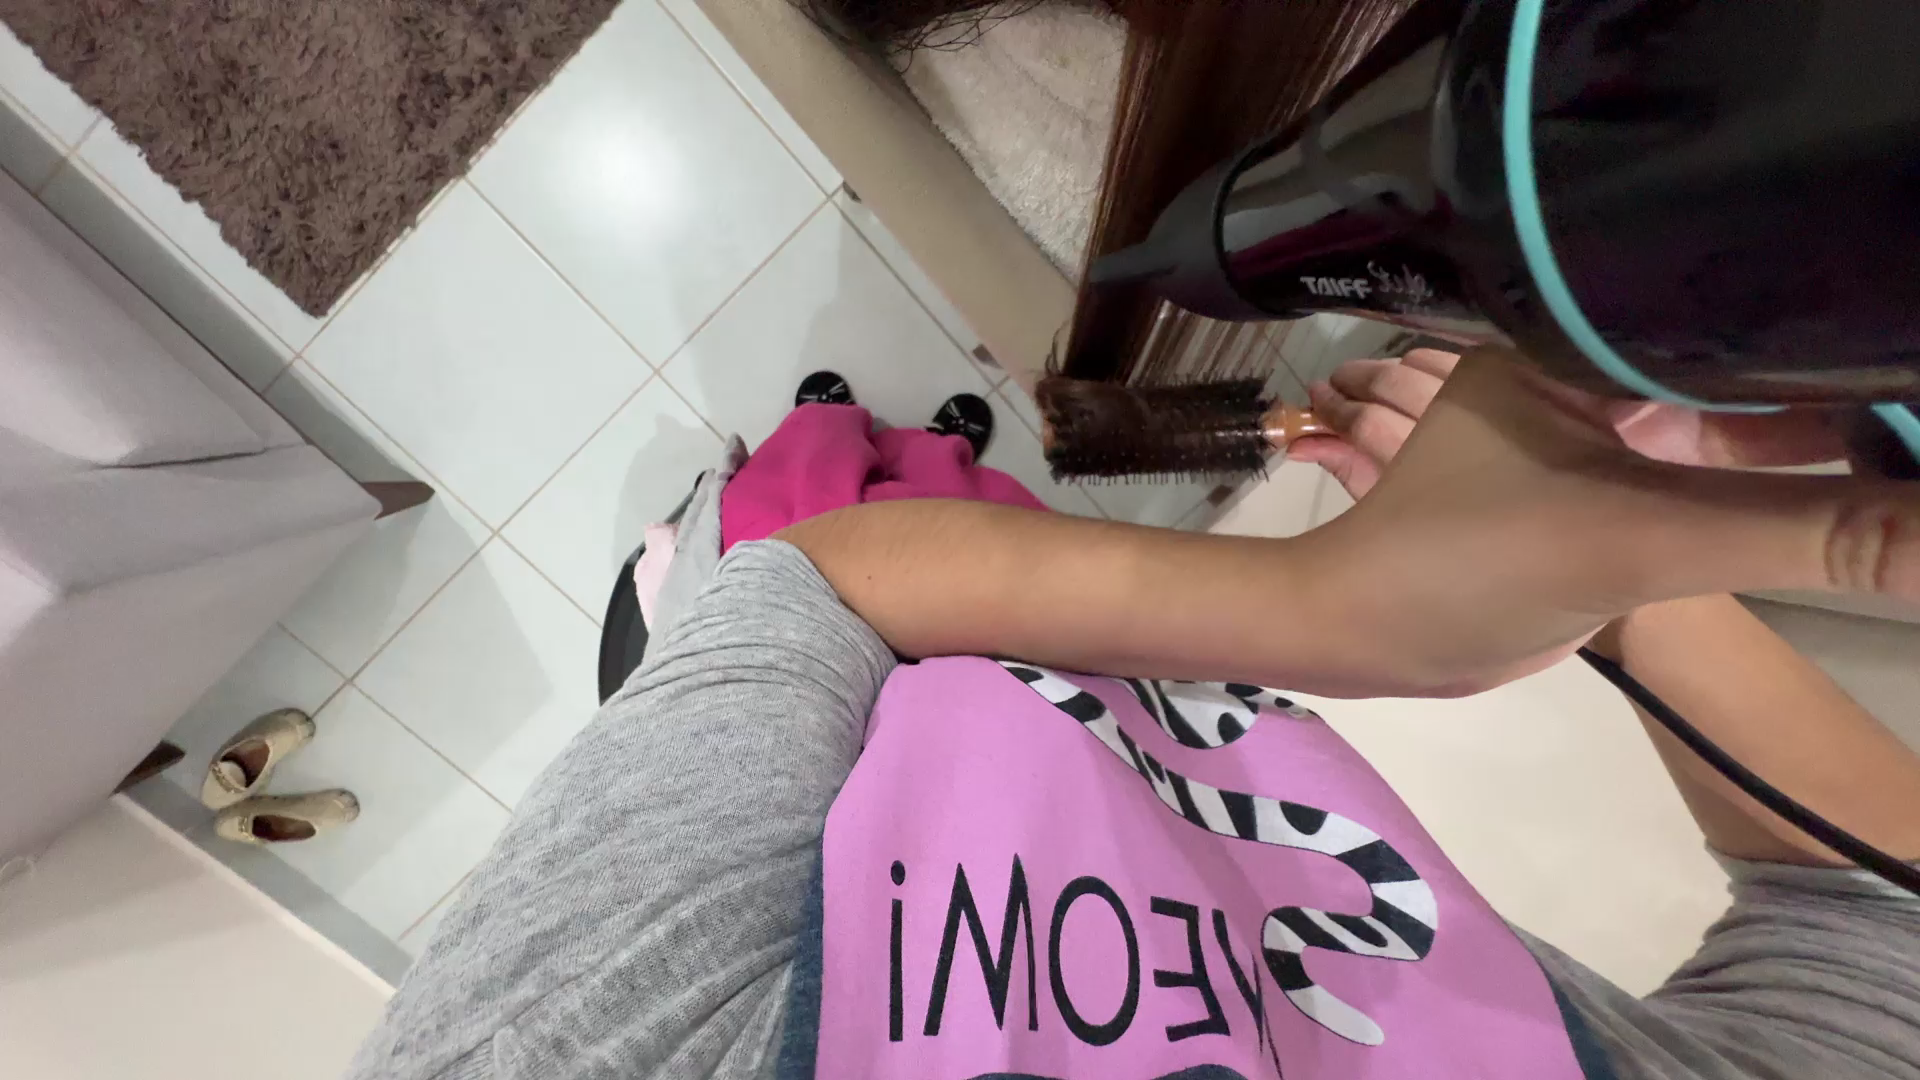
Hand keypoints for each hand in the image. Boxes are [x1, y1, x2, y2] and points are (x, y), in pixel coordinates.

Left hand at [1284, 347, 1918, 694]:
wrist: (1379, 636)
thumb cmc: (1462, 567)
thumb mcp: (1638, 539)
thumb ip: (1824, 532)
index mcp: (1558, 349)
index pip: (1720, 304)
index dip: (1835, 315)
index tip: (1917, 316)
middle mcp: (1578, 380)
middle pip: (1738, 360)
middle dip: (1843, 369)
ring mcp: (1596, 437)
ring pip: (1737, 421)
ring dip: (1834, 432)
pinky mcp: (1605, 493)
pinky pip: (1717, 475)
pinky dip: (1788, 481)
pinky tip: (1891, 477)